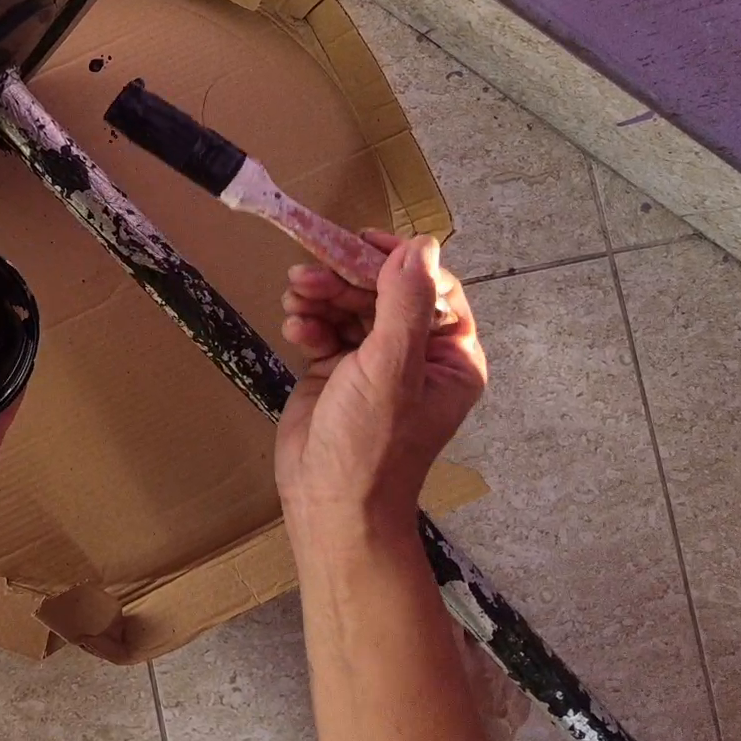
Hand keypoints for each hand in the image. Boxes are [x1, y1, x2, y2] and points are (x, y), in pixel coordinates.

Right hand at [275, 232, 486, 540]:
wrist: (328, 499)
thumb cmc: (371, 442)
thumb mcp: (390, 368)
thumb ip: (404, 304)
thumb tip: (420, 244)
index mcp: (448, 355)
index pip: (429, 288)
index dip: (394, 260)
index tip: (355, 241)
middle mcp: (415, 355)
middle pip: (379, 293)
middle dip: (341, 281)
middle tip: (303, 274)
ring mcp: (372, 363)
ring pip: (347, 308)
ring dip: (318, 298)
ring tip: (292, 299)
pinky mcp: (335, 372)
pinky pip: (324, 331)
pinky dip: (308, 324)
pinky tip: (294, 330)